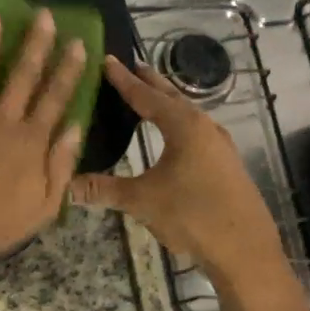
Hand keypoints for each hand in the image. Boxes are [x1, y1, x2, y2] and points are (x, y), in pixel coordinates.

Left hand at [0, 9, 86, 272]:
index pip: (56, 97)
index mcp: (32, 140)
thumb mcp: (44, 206)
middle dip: (36, 43)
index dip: (68, 69)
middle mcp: (3, 120)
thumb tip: (76, 127)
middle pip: (23, 75)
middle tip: (43, 14)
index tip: (78, 42)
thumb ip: (62, 165)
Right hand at [70, 56, 285, 280]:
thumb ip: (103, 189)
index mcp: (184, 127)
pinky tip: (172, 135)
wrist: (244, 249)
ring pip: (187, 114)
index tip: (108, 61)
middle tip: (131, 67)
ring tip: (149, 96)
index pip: (146, 96)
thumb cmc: (192, 216)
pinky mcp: (225, 164)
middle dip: (150, 82)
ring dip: (167, 103)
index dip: (124, 81)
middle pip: (172, 98)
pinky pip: (195, 131)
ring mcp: (219, 146)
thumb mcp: (141, 201)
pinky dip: (177, 123)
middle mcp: (204, 128)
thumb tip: (65, 184)